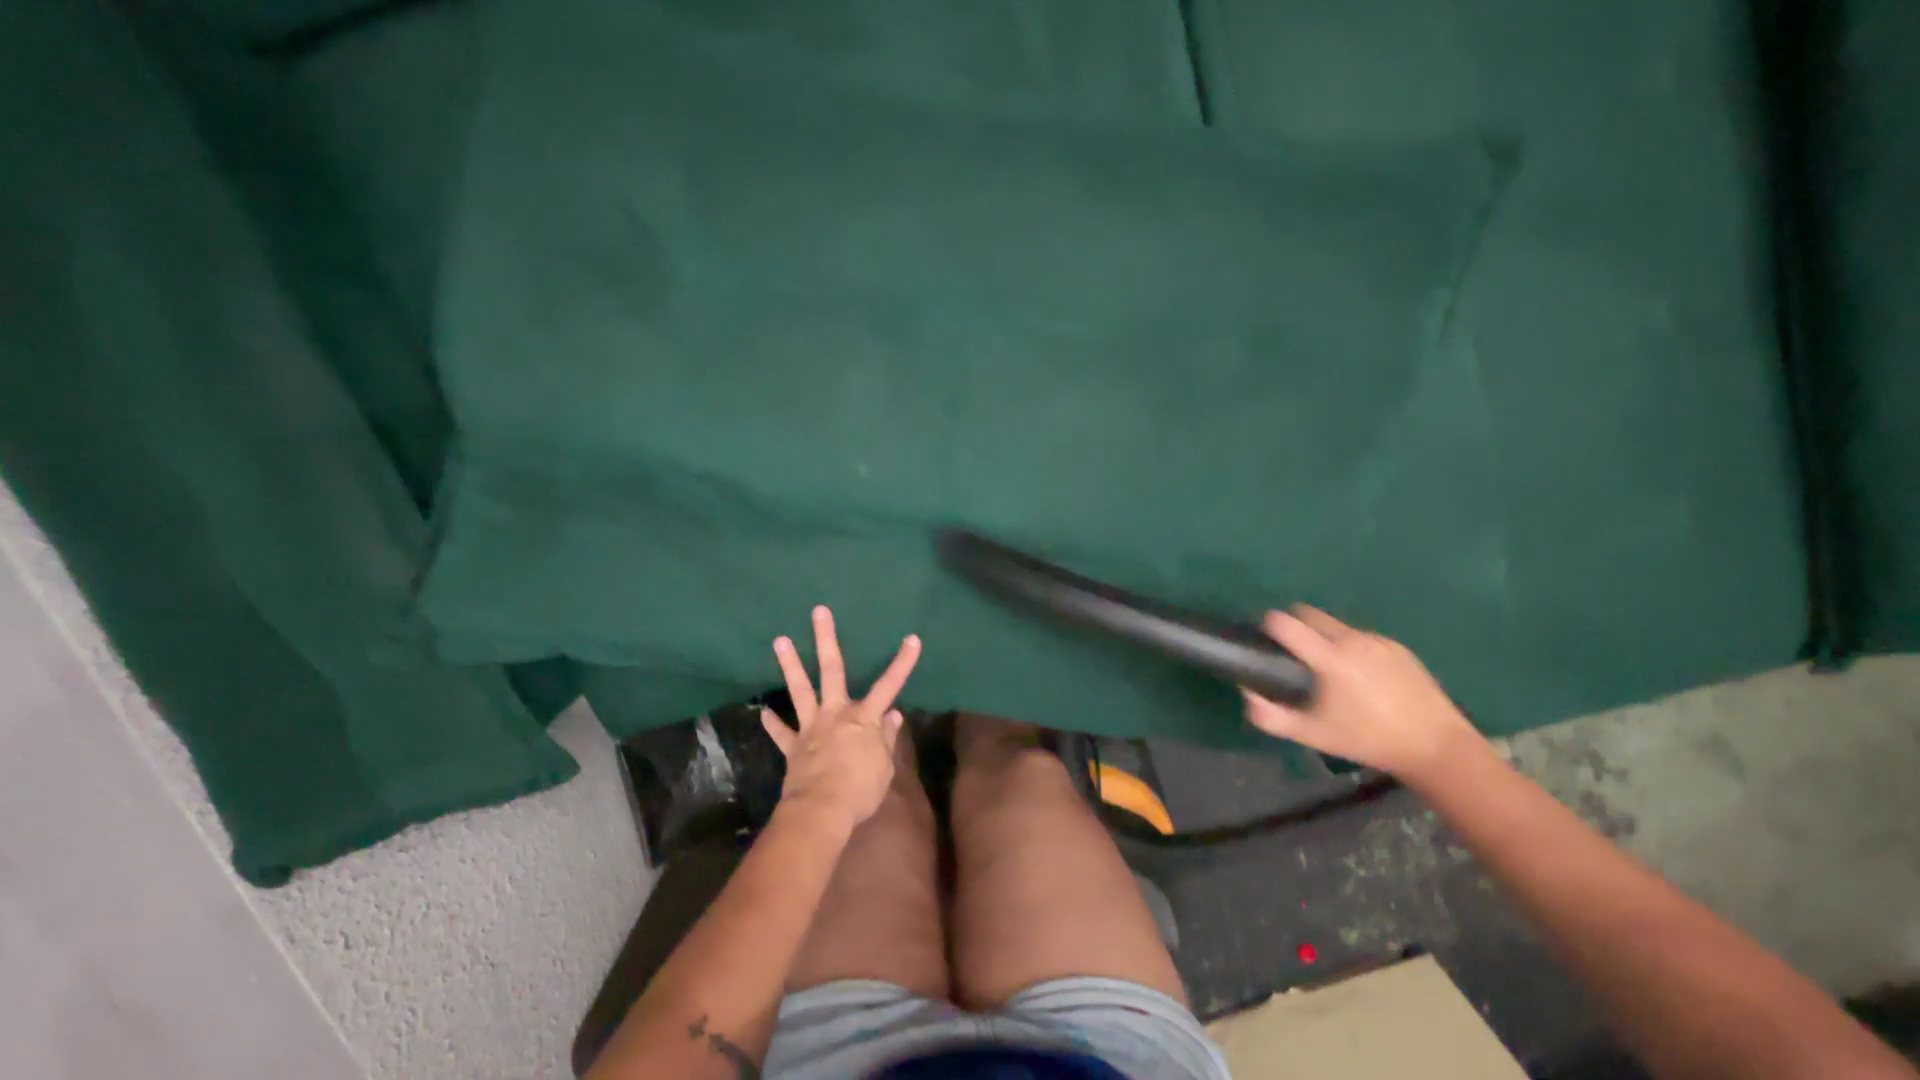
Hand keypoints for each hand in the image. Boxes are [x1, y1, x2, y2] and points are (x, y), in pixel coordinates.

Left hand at [761, 606, 922, 830]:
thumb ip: (886, 738)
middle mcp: (835, 714)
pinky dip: (774, 724)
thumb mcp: (884, 767)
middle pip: (832, 670)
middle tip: (818, 611)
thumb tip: (893, 716)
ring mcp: (811, 728)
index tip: (912, 638)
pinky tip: (764, 713)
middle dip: (826, 639)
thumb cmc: (861, 789)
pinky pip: (782, 733)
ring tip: (780, 640)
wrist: (822, 809)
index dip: (902, 662)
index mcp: (864, 719)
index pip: (889, 685)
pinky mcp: (794, 747)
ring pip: (799, 690)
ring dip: (790, 664)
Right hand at [1243, 606, 1482, 784]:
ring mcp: (1378, 641)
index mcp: (1330, 659)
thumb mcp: (1313, 736)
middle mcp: (1353, 640)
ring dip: (1323, 636)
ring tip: (1327, 669)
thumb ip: (1272, 716)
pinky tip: (1360, 677)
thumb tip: (1248, 695)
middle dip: (1294, 625)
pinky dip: (1351, 647)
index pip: (1287, 622)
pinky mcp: (1398, 647)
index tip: (1265, 640)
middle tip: (1291, 653)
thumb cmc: (1367, 740)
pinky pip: (1362, 637)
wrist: (1433, 745)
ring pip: (1337, 625)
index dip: (1269, 625)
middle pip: (1310, 614)